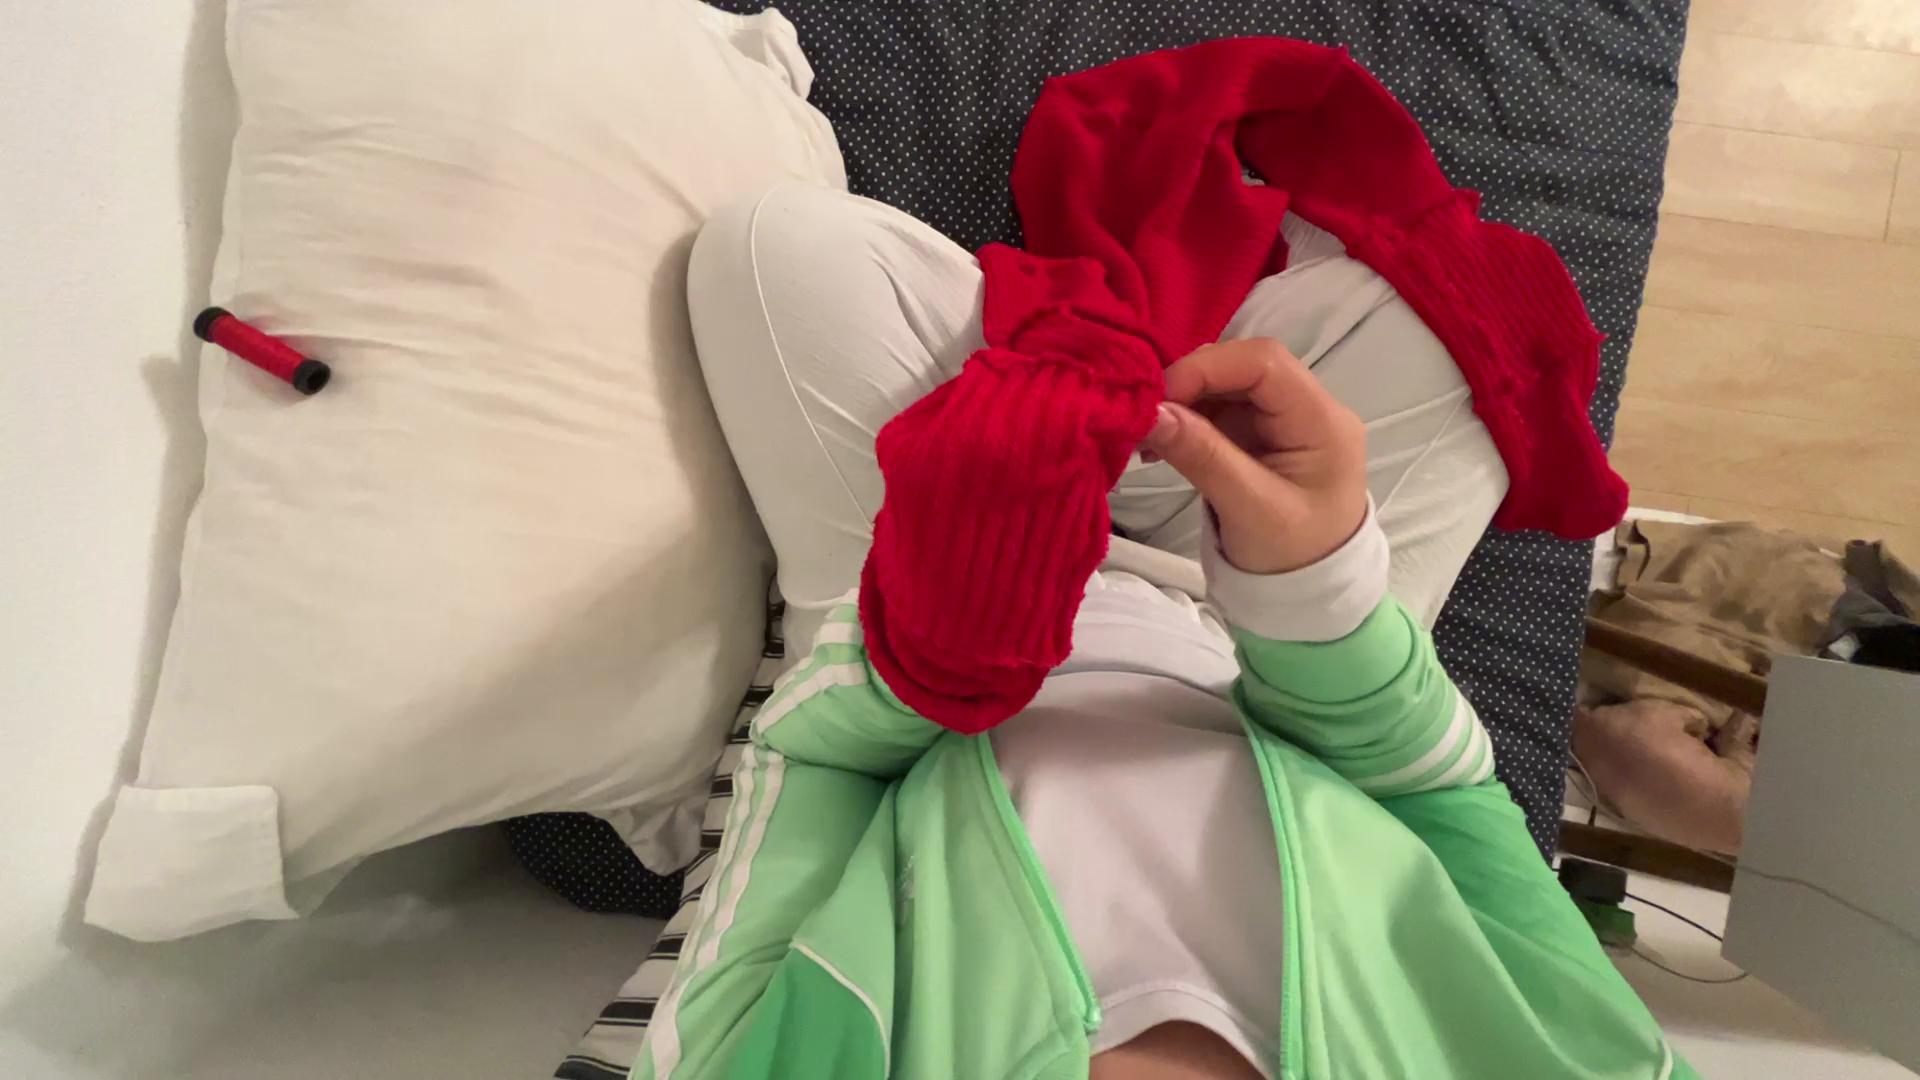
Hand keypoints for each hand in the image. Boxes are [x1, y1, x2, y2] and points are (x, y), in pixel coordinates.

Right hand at [1141, 338, 1367, 574]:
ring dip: (1180, 402)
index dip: (1206, 368)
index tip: (1157, 400)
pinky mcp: (1256, 433)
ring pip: (1224, 384)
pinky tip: (1157, 444)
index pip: (1264, 362)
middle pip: (1242, 366)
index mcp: (1322, 422)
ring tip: (1145, 435)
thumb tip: (1151, 413)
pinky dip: (1182, 419)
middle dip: (1188, 384)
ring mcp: (1279, 419)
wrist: (1308, 588)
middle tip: (1143, 417)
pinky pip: (1215, 409)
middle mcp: (1305, 407)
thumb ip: (1204, 457)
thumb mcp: (1249, 510)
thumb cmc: (1292, 555)